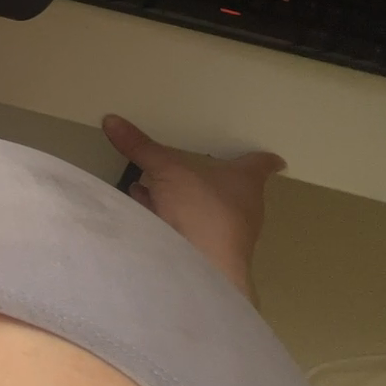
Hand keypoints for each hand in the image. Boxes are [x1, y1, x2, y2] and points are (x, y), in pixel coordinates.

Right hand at [101, 114, 284, 300]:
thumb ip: (140, 147)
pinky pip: (181, 221)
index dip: (261, 160)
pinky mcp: (199, 246)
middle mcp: (240, 206)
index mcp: (244, 183)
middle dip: (210, 178)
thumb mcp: (166, 170)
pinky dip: (164, 212)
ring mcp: (220, 229)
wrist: (200, 265)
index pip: (258, 166)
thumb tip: (112, 119)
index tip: (272, 158)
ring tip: (153, 184)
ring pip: (201, 206)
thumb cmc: (201, 210)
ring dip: (181, 196)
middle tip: (194, 167)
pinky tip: (145, 207)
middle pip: (230, 188)